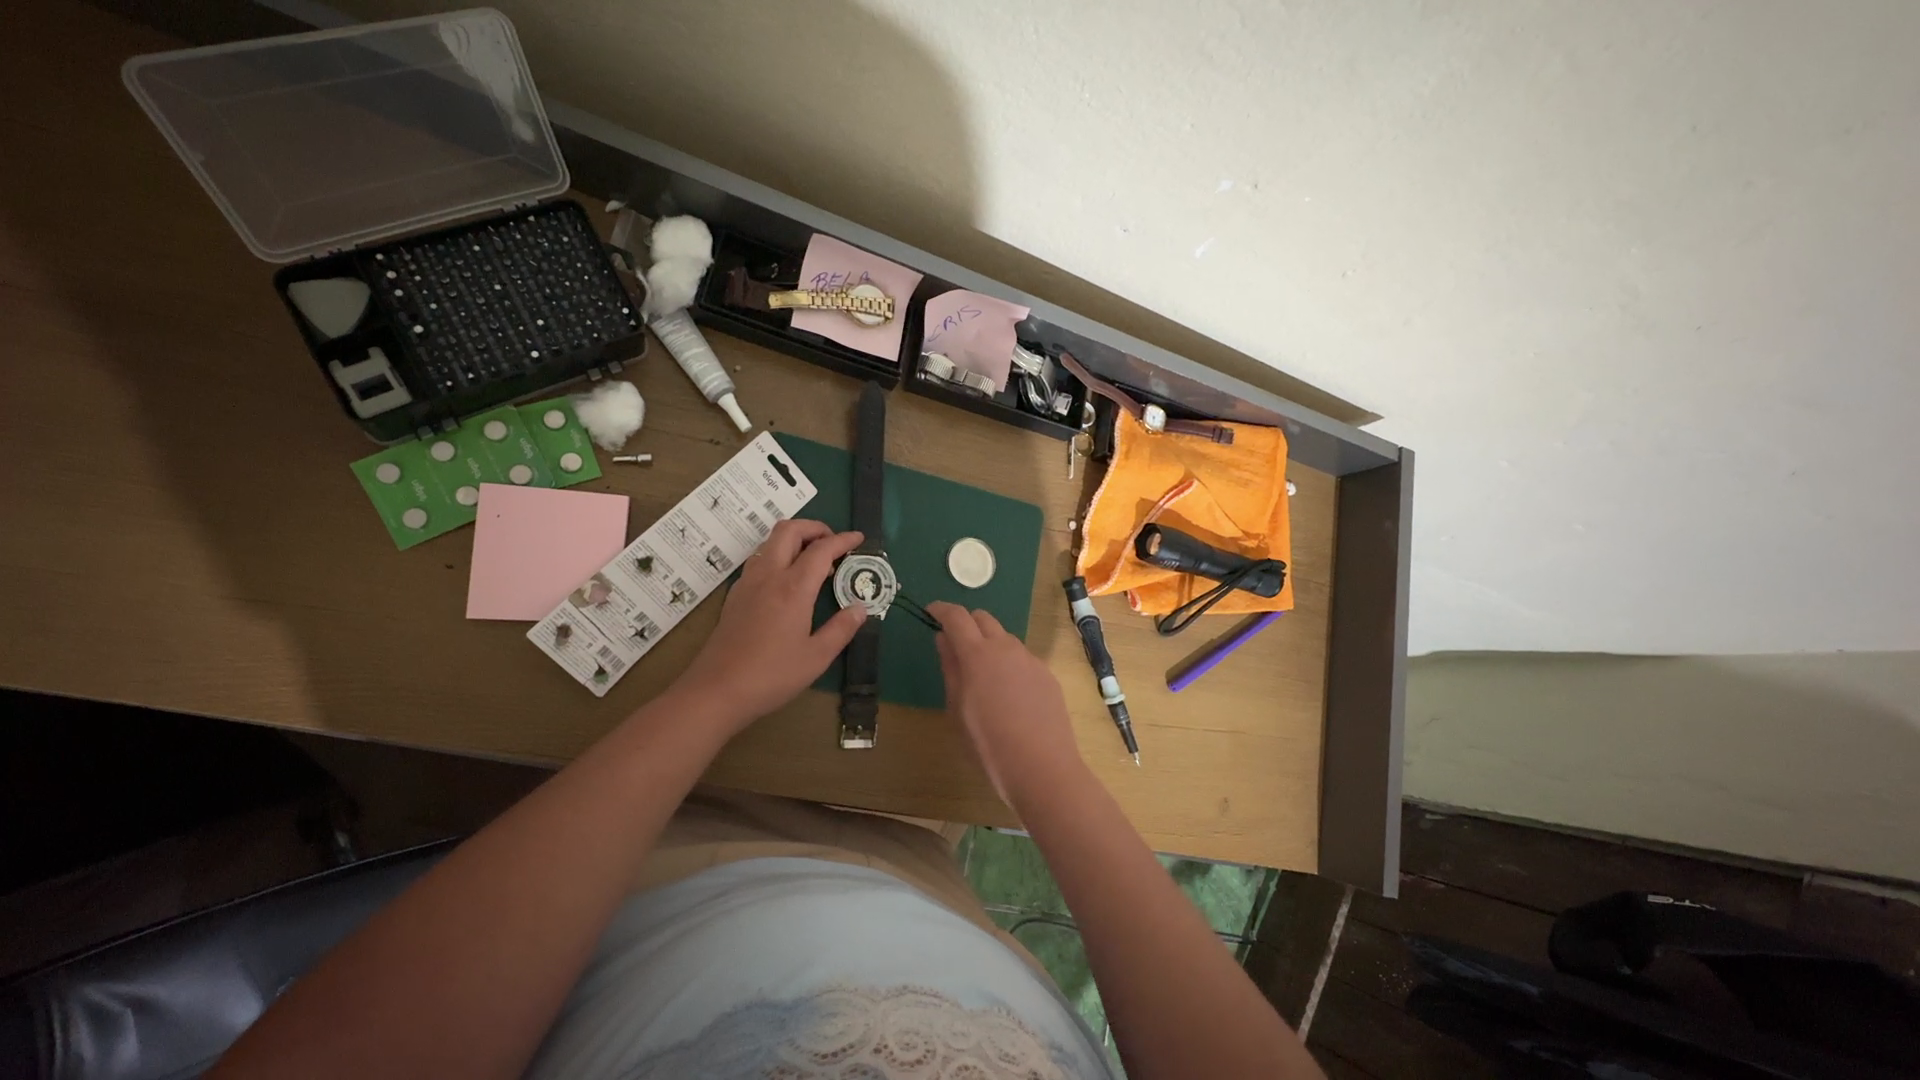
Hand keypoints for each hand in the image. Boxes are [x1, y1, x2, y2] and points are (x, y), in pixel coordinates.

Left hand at [669, 520, 867, 733]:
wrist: (716, 690)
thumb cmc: (771, 675)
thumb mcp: (816, 657)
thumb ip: (841, 629)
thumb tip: (860, 608)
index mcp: (793, 588)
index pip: (821, 549)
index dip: (842, 540)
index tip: (858, 539)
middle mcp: (768, 576)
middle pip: (789, 530)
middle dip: (814, 528)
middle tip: (833, 543)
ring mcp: (747, 584)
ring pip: (769, 543)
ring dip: (793, 540)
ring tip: (812, 561)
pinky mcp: (734, 596)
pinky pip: (758, 561)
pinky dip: (777, 557)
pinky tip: (786, 582)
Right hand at [929, 602, 1086, 809]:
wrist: (1042, 768)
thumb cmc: (988, 744)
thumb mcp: (957, 710)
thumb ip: (950, 669)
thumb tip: (944, 639)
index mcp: (978, 654)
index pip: (956, 617)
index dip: (941, 610)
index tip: (931, 612)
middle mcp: (1006, 648)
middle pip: (983, 618)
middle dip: (966, 623)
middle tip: (954, 643)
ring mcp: (1030, 660)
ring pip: (1005, 638)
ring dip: (989, 643)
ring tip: (982, 674)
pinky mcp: (1047, 675)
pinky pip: (1022, 658)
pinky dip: (1008, 663)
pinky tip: (1008, 694)